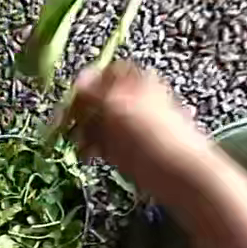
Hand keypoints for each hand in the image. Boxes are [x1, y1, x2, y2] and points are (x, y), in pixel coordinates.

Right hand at [68, 63, 217, 192]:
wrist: (180, 172)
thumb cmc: (148, 134)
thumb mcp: (116, 106)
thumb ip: (93, 92)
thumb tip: (77, 79)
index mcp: (136, 81)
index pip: (102, 75)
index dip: (83, 87)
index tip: (68, 103)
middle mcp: (135, 99)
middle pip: (98, 100)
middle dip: (81, 113)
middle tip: (65, 127)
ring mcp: (133, 125)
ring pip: (100, 123)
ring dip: (85, 133)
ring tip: (77, 145)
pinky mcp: (132, 149)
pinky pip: (107, 143)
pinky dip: (95, 148)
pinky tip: (88, 155)